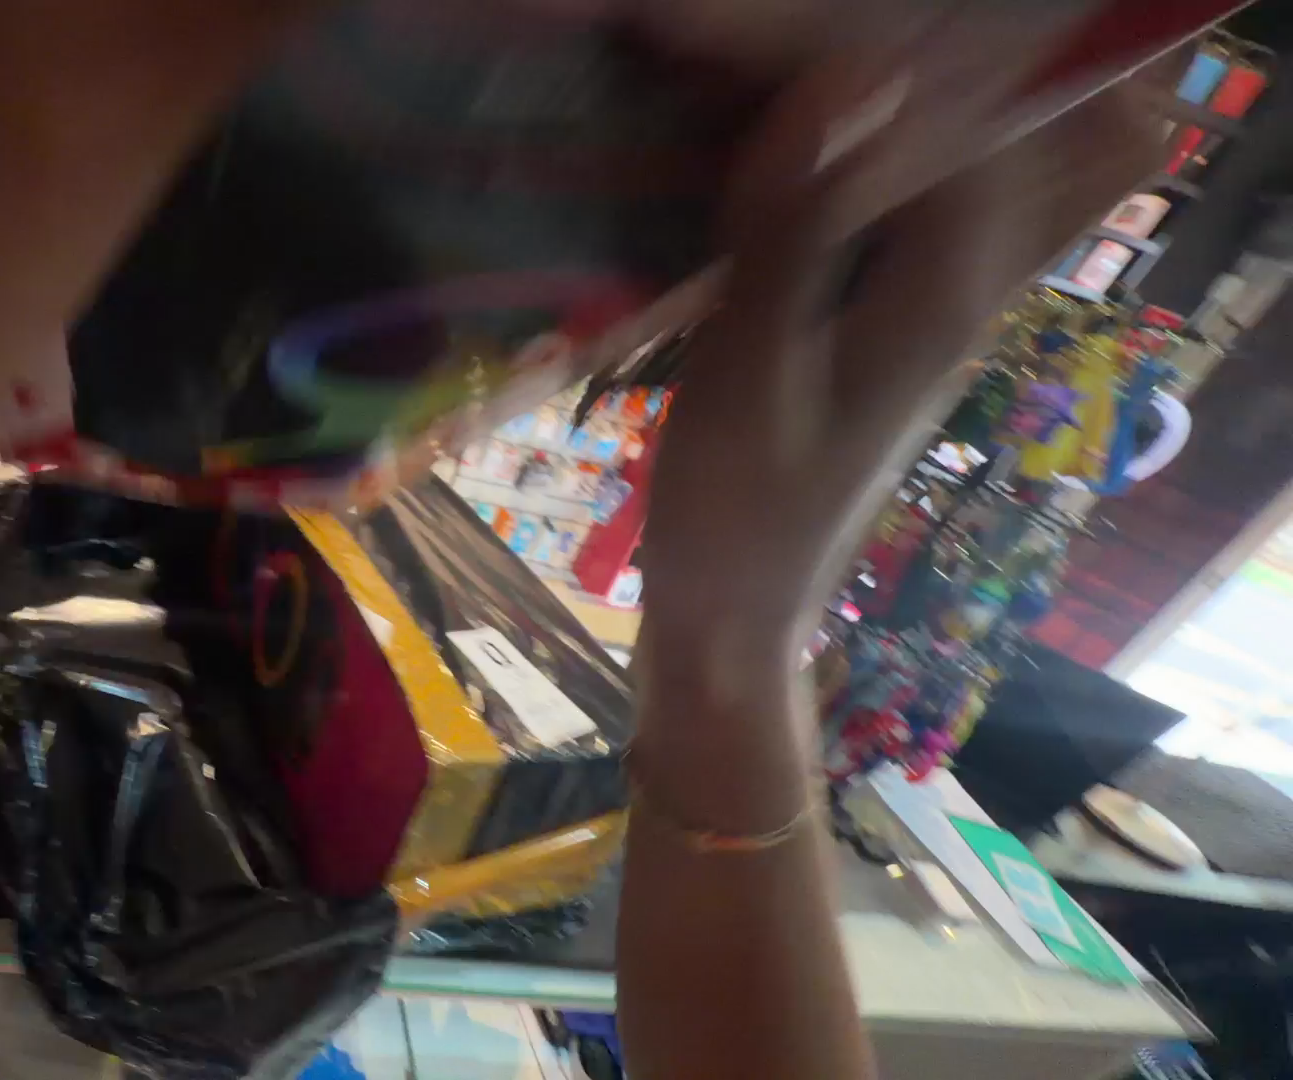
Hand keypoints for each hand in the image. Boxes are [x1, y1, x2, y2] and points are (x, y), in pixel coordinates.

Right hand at [638, 66, 1164, 704]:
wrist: (736, 610)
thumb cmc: (732, 518)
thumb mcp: (747, 382)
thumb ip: (794, 239)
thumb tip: (836, 83)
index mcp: (947, 288)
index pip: (942, 103)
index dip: (828, 45)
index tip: (704, 32)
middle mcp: (972, 281)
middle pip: (1034, 116)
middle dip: (938, 53)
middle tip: (803, 47)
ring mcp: (935, 306)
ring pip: (999, 161)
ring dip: (928, 103)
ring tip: (804, 95)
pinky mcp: (886, 328)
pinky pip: (926, 211)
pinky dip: (882, 162)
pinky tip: (798, 164)